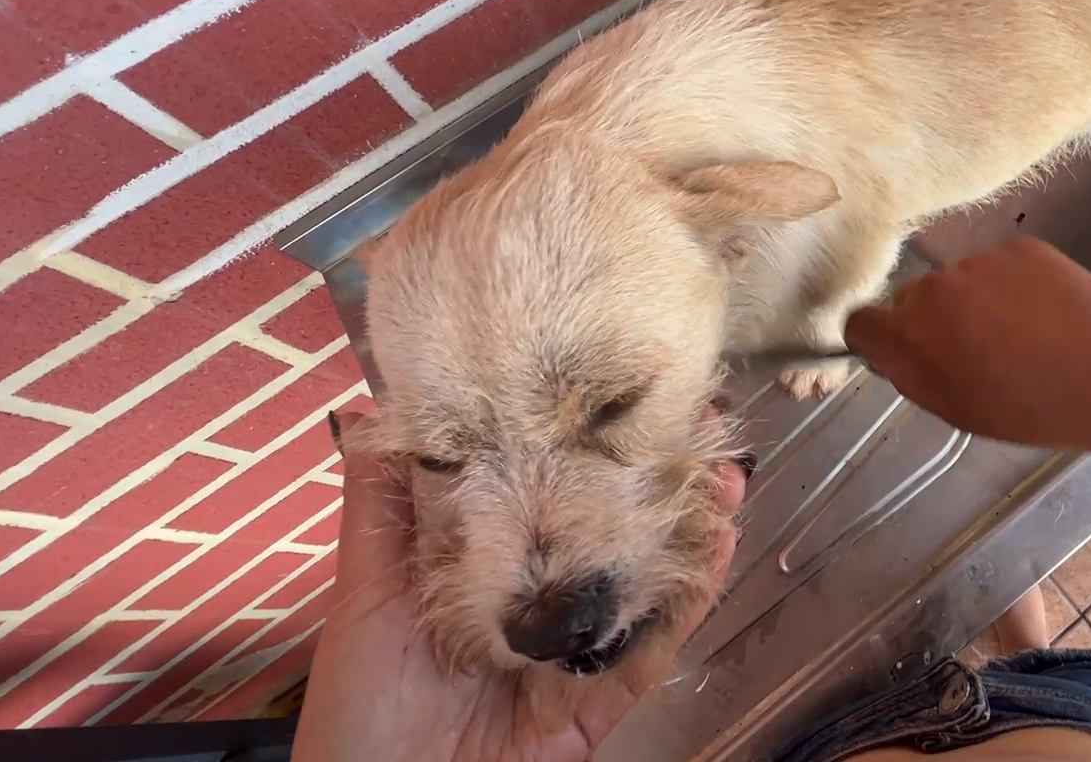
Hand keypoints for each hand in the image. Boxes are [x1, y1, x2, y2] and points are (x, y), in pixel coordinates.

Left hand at [294, 412, 746, 761]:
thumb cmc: (363, 698)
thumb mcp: (368, 589)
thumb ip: (379, 505)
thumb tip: (367, 408)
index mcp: (503, 566)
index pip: (561, 492)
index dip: (599, 442)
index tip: (629, 392)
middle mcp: (552, 598)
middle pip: (618, 528)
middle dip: (663, 475)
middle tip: (702, 422)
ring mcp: (583, 647)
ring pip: (651, 578)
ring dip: (695, 525)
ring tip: (728, 475)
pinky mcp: (602, 698)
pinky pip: (655, 647)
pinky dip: (692, 599)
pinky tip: (721, 546)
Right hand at [844, 236, 1090, 448]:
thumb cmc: (1032, 409)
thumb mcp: (958, 410)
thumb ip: (911, 375)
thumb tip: (892, 350)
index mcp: (911, 336)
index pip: (861, 322)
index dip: (879, 337)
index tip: (906, 350)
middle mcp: (933, 289)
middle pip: (912, 299)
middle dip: (932, 319)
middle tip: (976, 348)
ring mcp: (976, 262)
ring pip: (958, 280)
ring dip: (973, 300)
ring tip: (1022, 332)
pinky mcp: (1016, 246)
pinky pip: (997, 265)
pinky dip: (1011, 283)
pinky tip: (1045, 311)